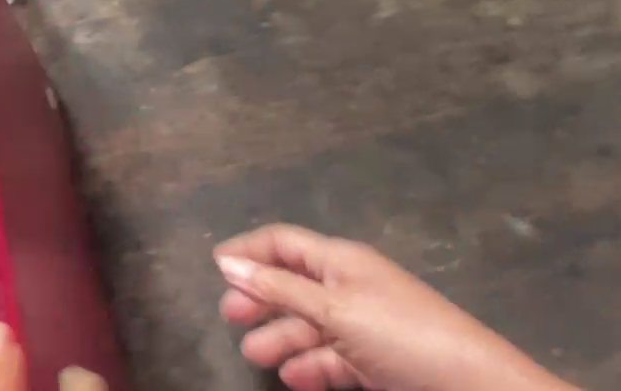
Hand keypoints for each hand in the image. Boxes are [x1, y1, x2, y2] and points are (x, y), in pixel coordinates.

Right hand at [215, 224, 578, 390]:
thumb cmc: (405, 338)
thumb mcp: (334, 310)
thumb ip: (278, 288)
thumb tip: (226, 262)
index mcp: (340, 260)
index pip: (282, 242)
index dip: (248, 251)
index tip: (215, 268)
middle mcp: (350, 285)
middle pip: (292, 283)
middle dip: (259, 298)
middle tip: (230, 317)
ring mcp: (368, 325)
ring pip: (310, 324)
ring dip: (281, 338)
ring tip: (257, 357)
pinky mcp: (382, 363)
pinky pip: (336, 357)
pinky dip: (313, 366)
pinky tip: (294, 379)